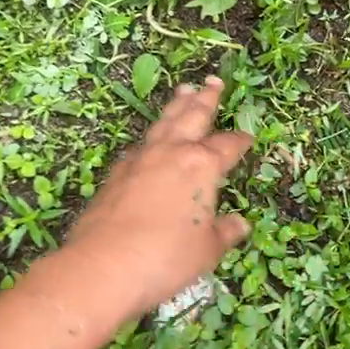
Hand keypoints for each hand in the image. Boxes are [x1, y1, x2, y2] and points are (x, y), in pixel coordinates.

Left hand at [60, 77, 253, 317]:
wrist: (101, 267)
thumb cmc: (165, 258)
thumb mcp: (206, 251)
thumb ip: (224, 233)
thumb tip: (239, 224)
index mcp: (202, 166)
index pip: (227, 146)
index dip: (240, 141)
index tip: (247, 138)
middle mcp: (173, 153)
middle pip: (193, 117)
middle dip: (206, 99)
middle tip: (214, 81)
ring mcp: (141, 160)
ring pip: (164, 123)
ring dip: (177, 106)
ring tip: (184, 90)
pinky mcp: (116, 174)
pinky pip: (140, 146)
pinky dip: (151, 138)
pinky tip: (150, 140)